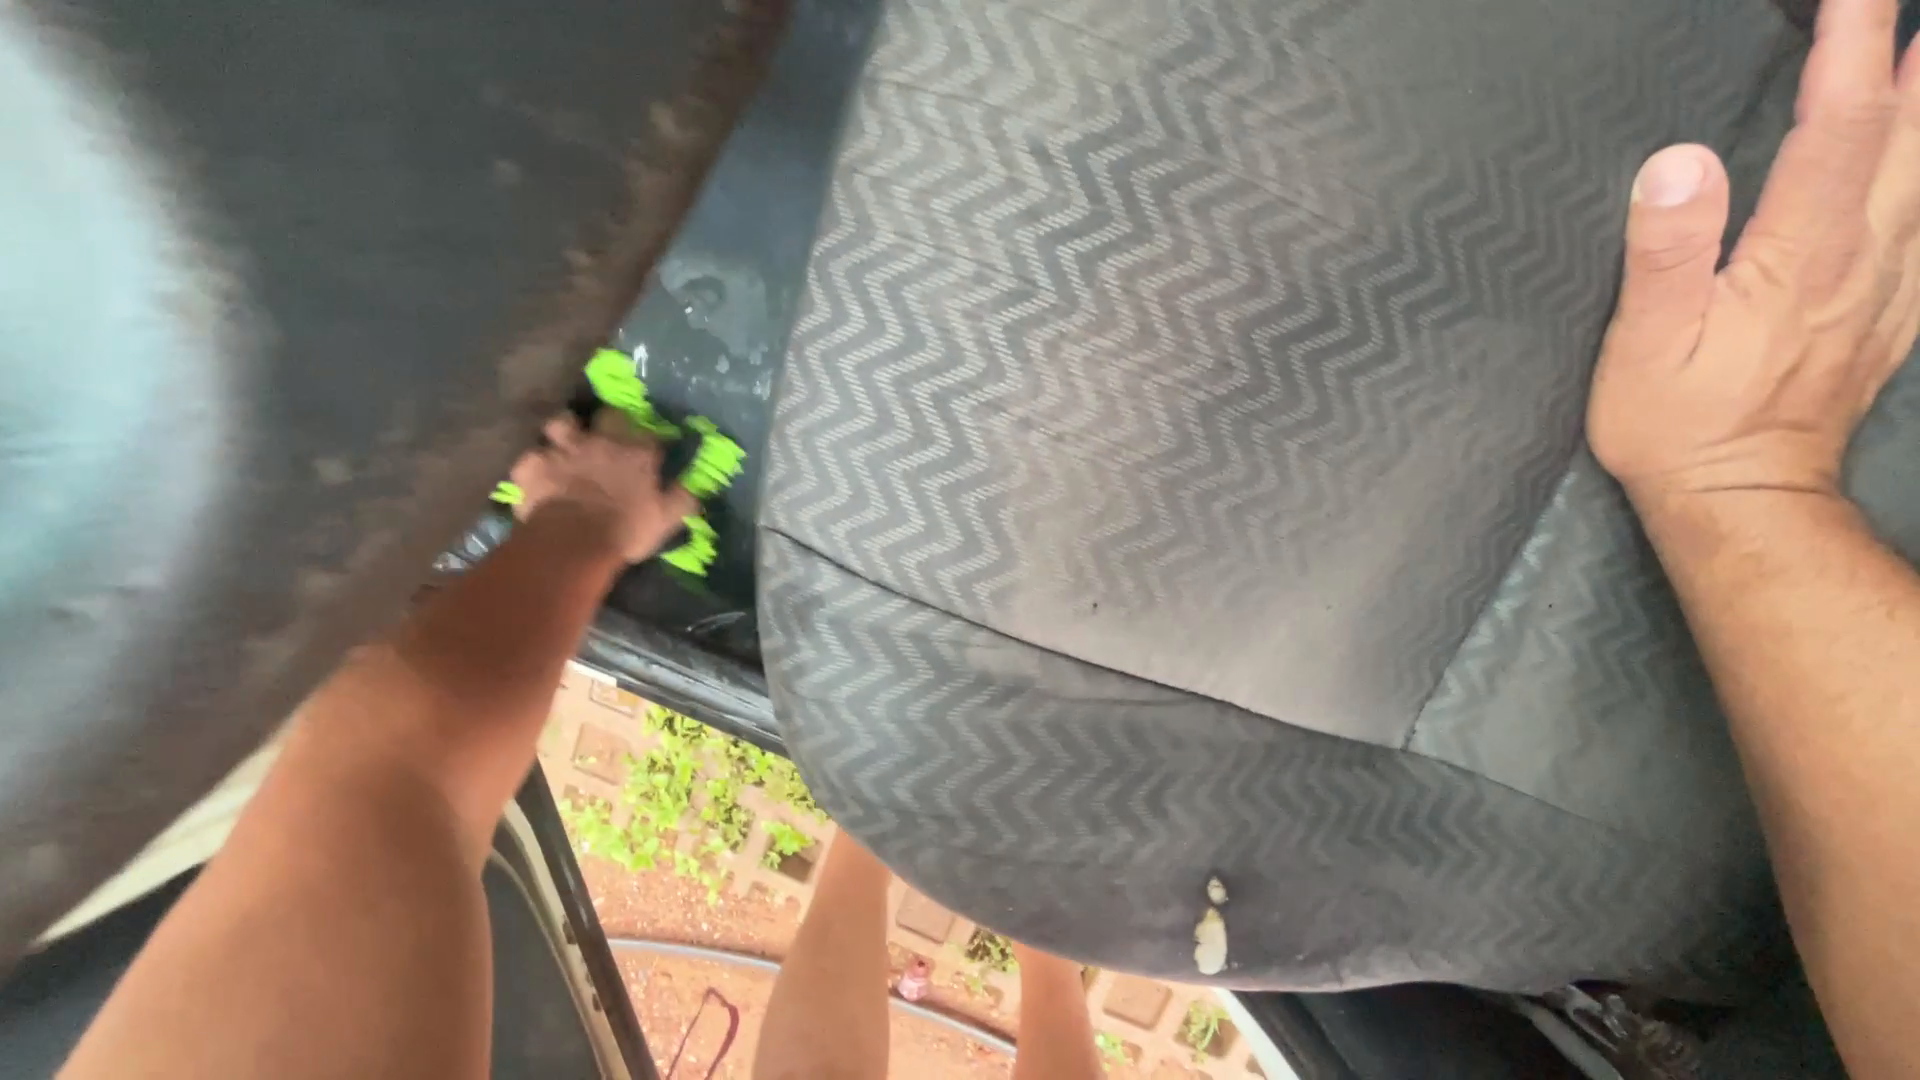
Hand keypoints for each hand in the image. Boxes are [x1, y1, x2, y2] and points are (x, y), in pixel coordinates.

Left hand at [506, 411, 697, 561]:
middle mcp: (602, 441)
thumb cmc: (625, 530)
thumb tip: (698, 485)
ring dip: (563, 431)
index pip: (654, 433)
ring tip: (566, 443)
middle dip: (610, 421)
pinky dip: (533, 465)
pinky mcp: (532, 465)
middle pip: (608, 415)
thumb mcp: (667, 519)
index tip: (657, 449)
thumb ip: (684, 498)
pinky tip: (536, 473)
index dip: (655, 439)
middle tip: (610, 436)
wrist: (573, 542)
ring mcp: (564, 449)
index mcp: (638, 453)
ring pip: (560, 422)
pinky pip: (529, 457)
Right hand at [1589, 0, 1919, 506]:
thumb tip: (1678, 161)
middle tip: (1908, 11)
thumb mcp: (1644, 345)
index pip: (1837, 128)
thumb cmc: (1674, 424)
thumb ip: (1666, 253)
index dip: (1850, 50)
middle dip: (1917, 59)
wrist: (1737, 496)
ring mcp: (1894, 284)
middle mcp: (1869, 256)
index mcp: (1801, 257)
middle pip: (1913, 132)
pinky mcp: (1893, 312)